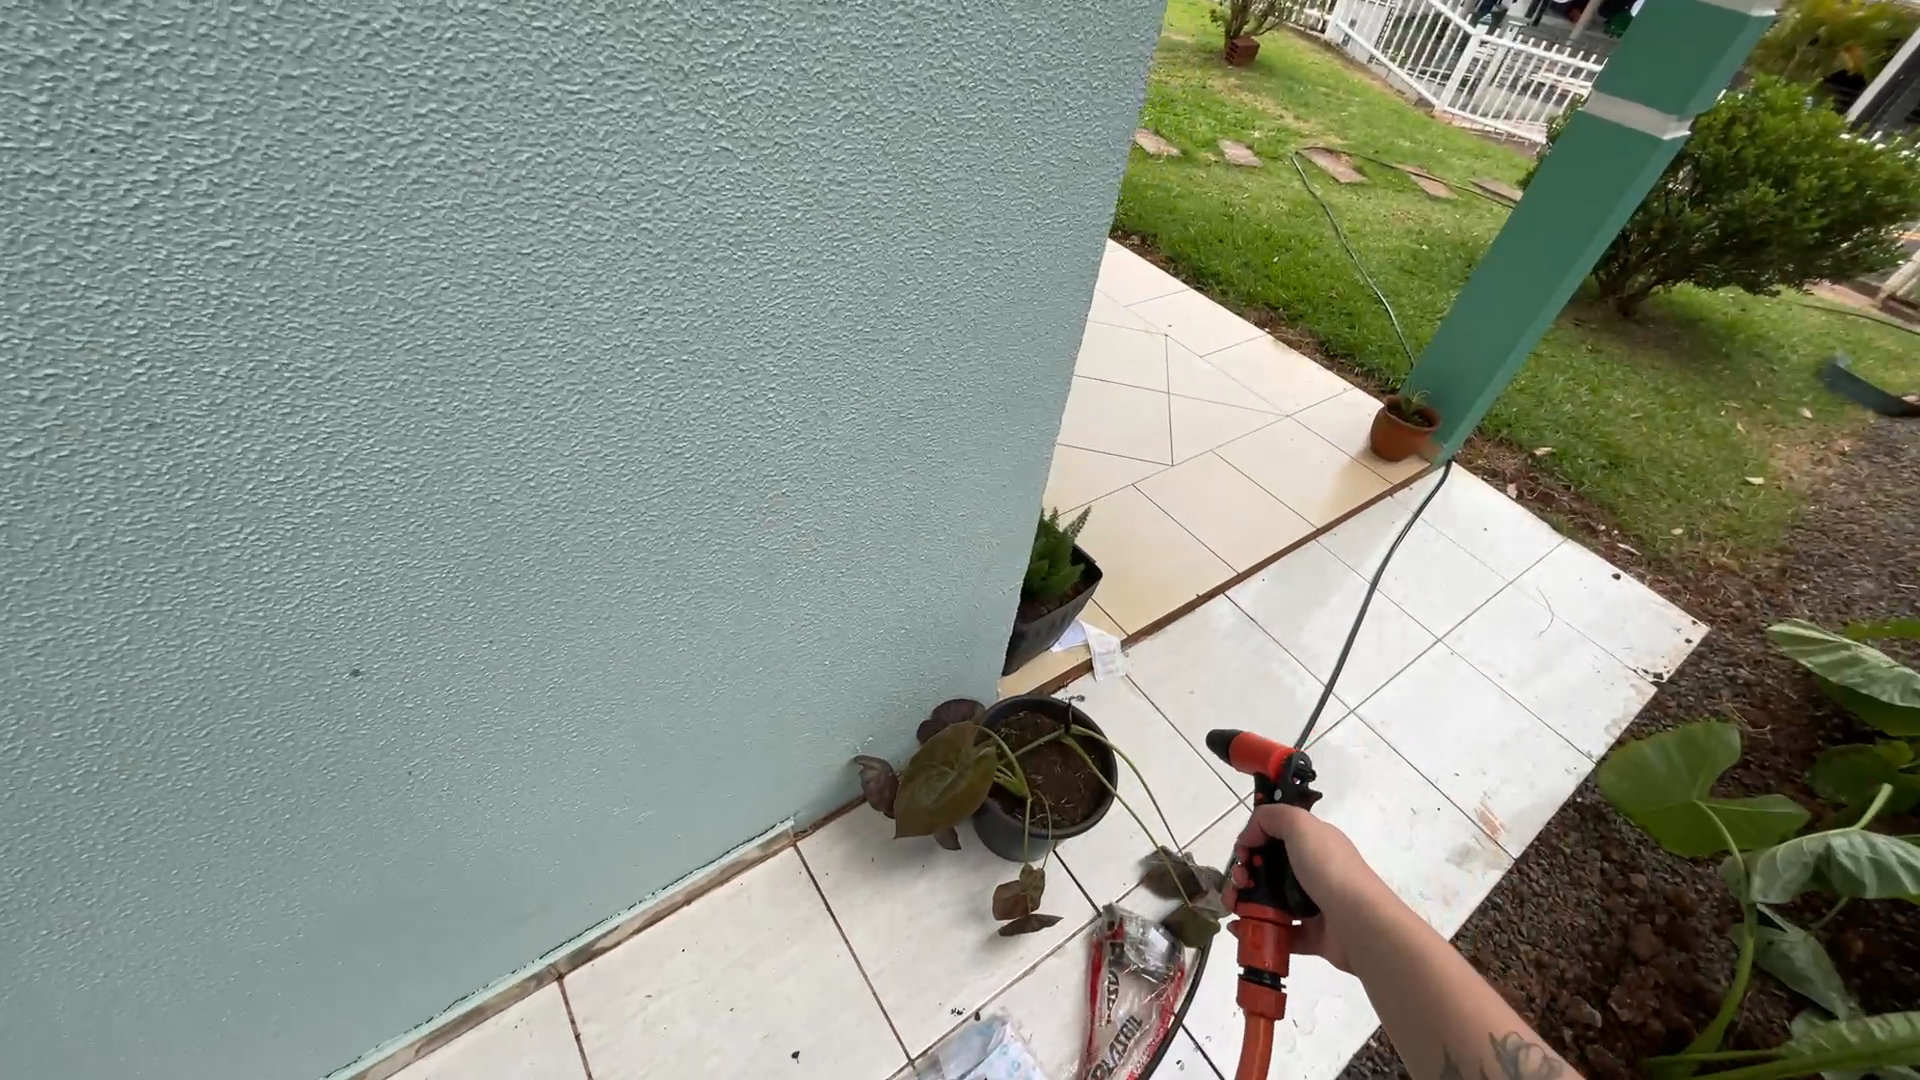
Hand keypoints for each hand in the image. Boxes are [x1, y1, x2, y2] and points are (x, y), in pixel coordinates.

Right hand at [1222, 803, 1389, 973]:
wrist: (1361, 924)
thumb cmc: (1329, 869)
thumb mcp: (1300, 824)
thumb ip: (1270, 816)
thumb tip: (1250, 837)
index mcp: (1312, 843)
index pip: (1273, 836)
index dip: (1251, 841)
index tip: (1242, 853)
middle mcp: (1312, 870)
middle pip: (1266, 867)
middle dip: (1242, 872)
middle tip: (1237, 881)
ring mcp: (1312, 903)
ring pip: (1268, 898)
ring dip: (1243, 900)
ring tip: (1233, 907)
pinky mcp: (1311, 934)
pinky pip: (1277, 929)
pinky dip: (1255, 927)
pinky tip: (1238, 927)